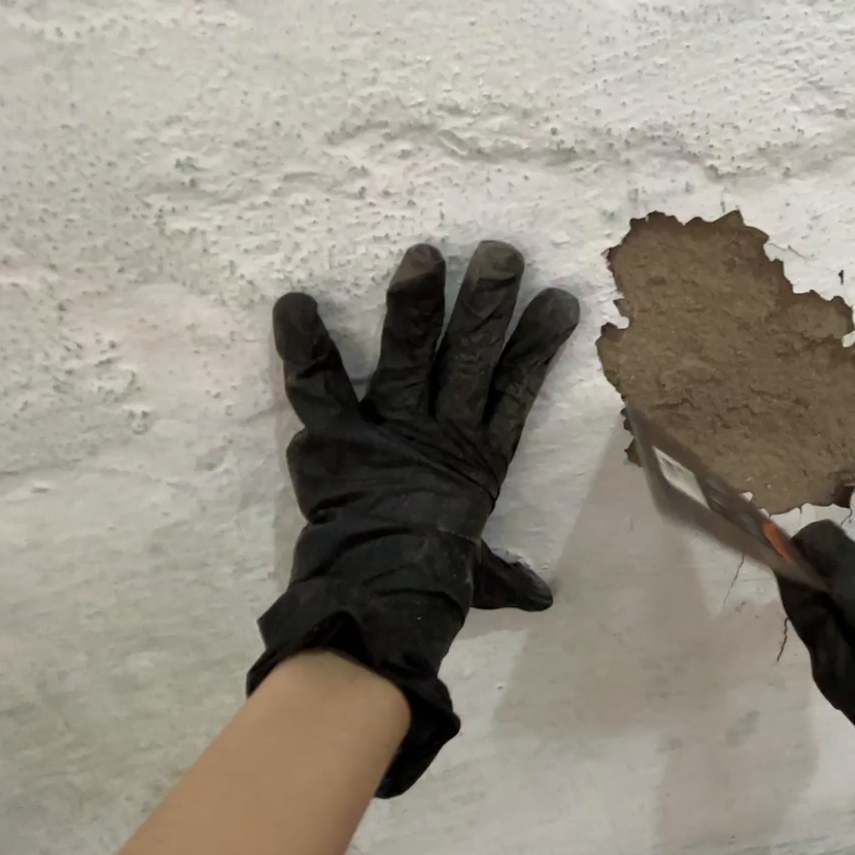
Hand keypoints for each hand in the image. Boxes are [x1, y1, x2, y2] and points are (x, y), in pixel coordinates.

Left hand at [249, 242, 579, 795]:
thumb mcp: (486, 572)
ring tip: (424, 254)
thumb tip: (541, 599)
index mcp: (484, 453)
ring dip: (418, 306)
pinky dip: (306, 346)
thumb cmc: (440, 579)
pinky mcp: (339, 437)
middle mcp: (445, 428)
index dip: (540, 342)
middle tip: (500, 254)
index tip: (561, 301)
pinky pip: (320, 386)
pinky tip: (293, 300)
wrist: (379, 599)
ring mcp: (392, 428)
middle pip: (472, 356)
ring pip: (411, 356)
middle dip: (487, 304)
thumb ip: (509, 572)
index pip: (519, 385)